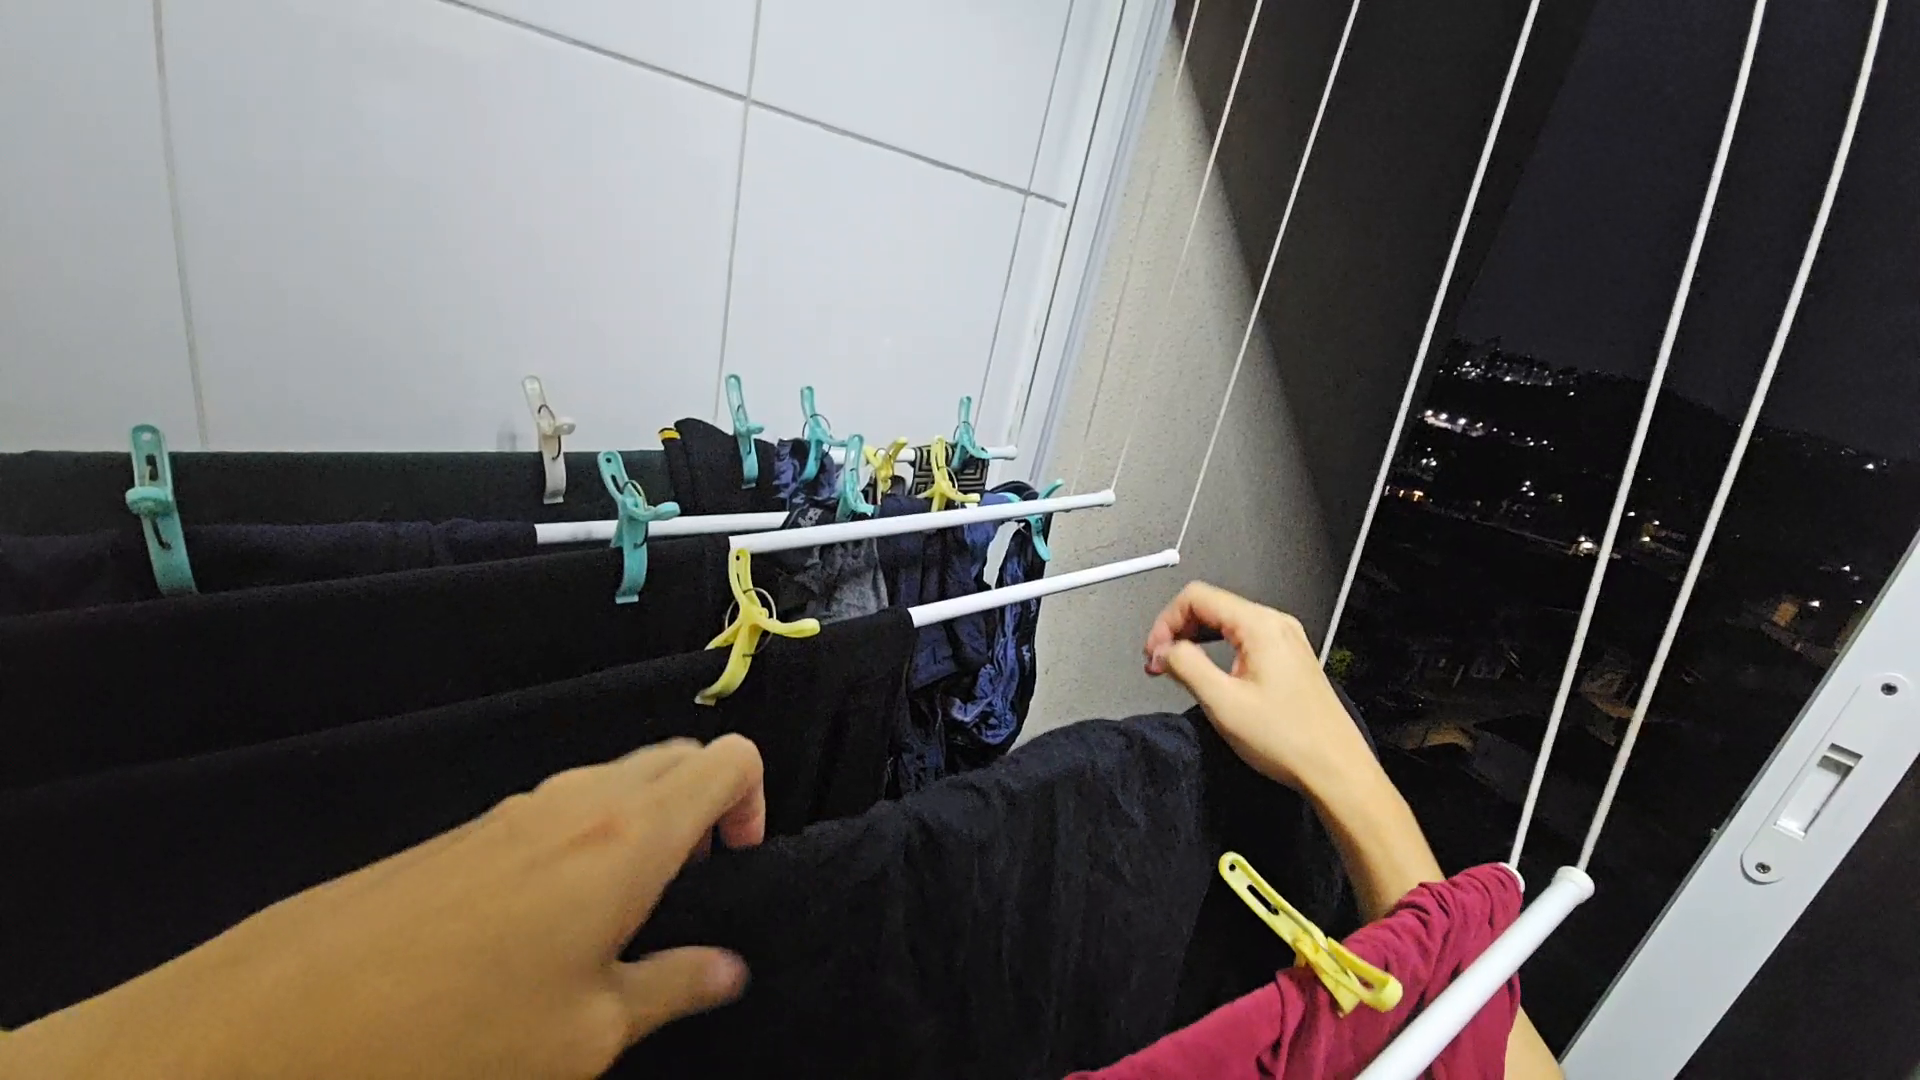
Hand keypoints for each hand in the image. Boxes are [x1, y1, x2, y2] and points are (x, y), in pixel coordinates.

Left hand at [6, 736, 765, 1079]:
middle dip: (707, 803)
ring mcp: (518, 808)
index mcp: (630, 833)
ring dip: (649, 818)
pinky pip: (563, 804)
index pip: (730, 758)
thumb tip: (729, 969)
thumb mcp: (586, 1034)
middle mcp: (583, 798)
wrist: (253, 1039)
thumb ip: (673, 986)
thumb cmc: (453, 1040)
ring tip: (624, 906)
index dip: (754, 800)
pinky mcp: (469, 829)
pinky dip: (593, 833)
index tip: (735, 866)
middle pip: (679, 756)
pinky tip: (549, 917)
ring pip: (620, 777)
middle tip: (689, 884)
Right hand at [1144, 582, 1376, 796]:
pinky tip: (1206, 673)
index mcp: (1260, 625)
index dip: (1165, 621)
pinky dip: (1215, 649)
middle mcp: (1275, 623)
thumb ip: (1185, 666)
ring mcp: (1285, 639)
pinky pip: (1242, 638)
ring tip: (1175, 669)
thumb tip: (1161, 651)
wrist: (1337, 771)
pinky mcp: (1289, 658)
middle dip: (1176, 630)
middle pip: (1211, 605)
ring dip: (1194, 640)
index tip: (1152, 655)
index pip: (1196, 597)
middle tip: (1158, 664)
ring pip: (1225, 622)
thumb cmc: (1284, 739)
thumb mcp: (1223, 703)